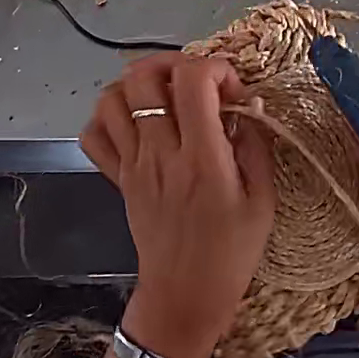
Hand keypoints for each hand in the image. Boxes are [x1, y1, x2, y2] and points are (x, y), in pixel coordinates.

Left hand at [80, 53, 275, 357]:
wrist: (185, 295)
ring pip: (112, 98)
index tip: (233, 91)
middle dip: (173, 62)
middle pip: (142, 77)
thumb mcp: (264, 200)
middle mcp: (160, 154)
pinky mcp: (118, 179)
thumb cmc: (232, 251)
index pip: (192, 81)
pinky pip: (94, 134)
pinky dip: (110, 117)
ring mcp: (132, 165)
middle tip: (197, 81)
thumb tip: (247, 105)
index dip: (216, 68)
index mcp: (202, 159)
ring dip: (139, 85)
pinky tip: (138, 123)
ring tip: (167, 97)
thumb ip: (256, 146)